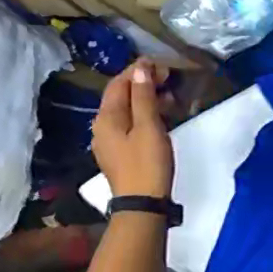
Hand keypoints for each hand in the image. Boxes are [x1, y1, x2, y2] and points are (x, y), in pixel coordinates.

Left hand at [94, 58, 173, 199]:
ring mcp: (110, 142)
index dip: (138, 70)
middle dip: (143, 84)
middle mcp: (102, 127)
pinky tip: (162, 118)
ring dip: (147, 100)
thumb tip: (140, 68)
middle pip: (121, 97)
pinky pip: (131, 126)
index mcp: (105, 118)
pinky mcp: (121, 154)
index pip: (118, 84)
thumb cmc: (146, 164)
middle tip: (169, 80)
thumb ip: (143, 96)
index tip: (161, 65)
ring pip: (127, 112)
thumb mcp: (148, 126)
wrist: (143, 206)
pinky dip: (146, 116)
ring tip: (170, 98)